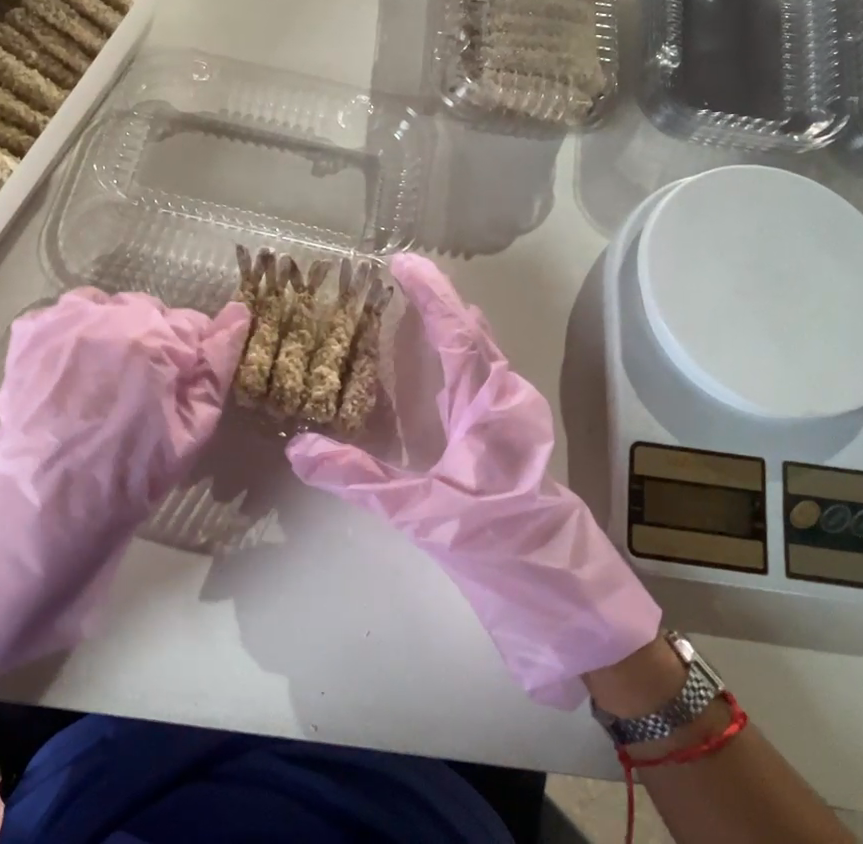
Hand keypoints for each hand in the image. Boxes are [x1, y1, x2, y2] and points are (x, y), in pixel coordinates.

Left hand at [0, 289, 250, 678]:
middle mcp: (107, 314)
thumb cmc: (128, 475)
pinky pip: (60, 318)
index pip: (192, 325)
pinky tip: (67, 377)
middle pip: (146, 313)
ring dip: (110, 333)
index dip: (191, 358)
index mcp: (155, 336)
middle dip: (152, 343)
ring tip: (102, 382)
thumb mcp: (192, 430)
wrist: (46, 502)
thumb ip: (217, 368)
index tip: (181, 387)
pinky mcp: (28, 335)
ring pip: (102, 310)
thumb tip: (239, 315)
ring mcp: (62, 321)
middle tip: (140, 393)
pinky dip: (68, 337)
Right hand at [285, 255, 660, 708]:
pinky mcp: (501, 451)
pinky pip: (474, 390)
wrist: (565, 600)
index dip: (430, 296)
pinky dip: (449, 368)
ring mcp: (506, 428)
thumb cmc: (505, 549)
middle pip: (472, 340)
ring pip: (477, 363)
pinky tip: (426, 378)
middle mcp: (503, 407)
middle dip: (438, 306)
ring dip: (447, 334)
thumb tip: (297, 447)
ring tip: (408, 314)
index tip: (400, 263)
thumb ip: (359, 479)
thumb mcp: (425, 515)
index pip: (457, 336)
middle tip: (394, 282)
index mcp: (491, 409)